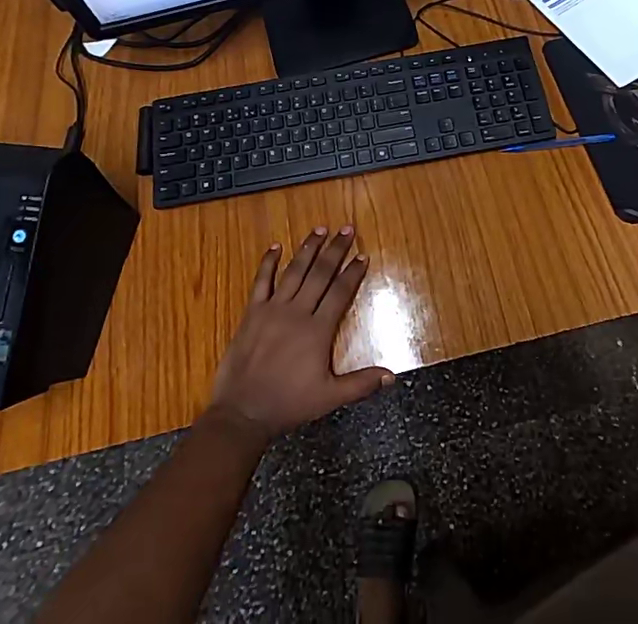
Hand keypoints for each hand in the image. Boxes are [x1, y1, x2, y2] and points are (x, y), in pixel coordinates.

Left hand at [207, 225, 393, 443]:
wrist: (244, 408)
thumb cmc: (289, 404)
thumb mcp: (330, 398)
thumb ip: (361, 384)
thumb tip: (392, 375)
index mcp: (317, 331)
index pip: (340, 293)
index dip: (353, 273)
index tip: (362, 256)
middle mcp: (296, 313)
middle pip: (319, 274)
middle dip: (335, 250)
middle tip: (346, 229)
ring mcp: (272, 309)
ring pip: (294, 271)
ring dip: (307, 249)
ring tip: (319, 230)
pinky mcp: (252, 311)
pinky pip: (261, 281)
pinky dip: (268, 262)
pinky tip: (275, 247)